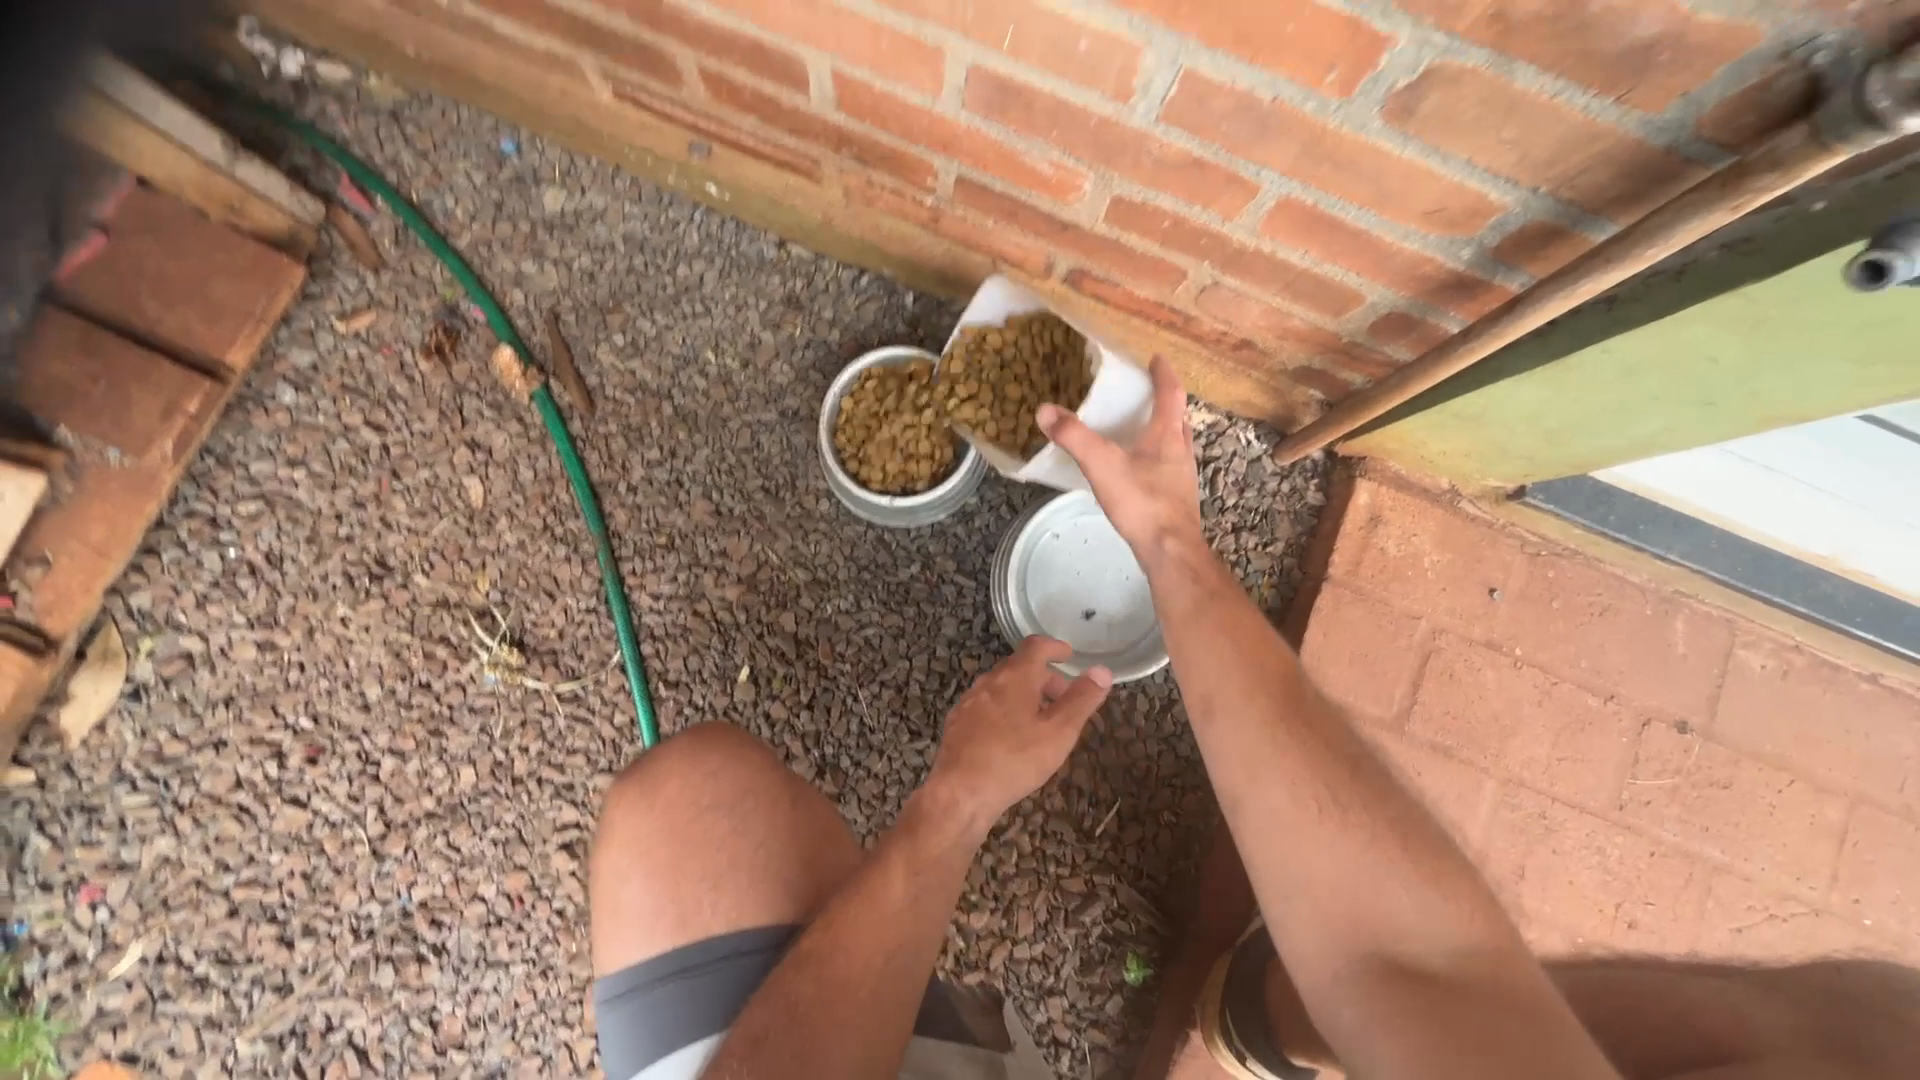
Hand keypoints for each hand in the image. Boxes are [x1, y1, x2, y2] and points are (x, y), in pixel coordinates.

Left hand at [926, 637, 1110, 833]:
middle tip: (1062, 697)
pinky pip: (986, 705)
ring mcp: (969, 702)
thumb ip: (1081, 700)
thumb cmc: (1015, 760)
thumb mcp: (1059, 732)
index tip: (1068, 655)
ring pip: (1001, 687)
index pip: (1035, 646)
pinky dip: (1004, 709)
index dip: (1054, 647)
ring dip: (1023, 694)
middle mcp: (988, 682)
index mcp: (1014, 677)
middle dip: (1043, 676)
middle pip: (1018, 667)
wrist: (961, 792)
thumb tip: (1102, 671)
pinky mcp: (957, 723)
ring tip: (1040, 719)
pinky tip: (1010, 736)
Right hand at [1037, 357, 1202, 567]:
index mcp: (1167, 436)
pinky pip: (1170, 471)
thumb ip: (1074, 437)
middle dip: (1167, 404)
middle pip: (1179, 419)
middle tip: (1150, 396)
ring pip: (1177, 446)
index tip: (1156, 359)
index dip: (1163, 374)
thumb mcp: (1102, 465)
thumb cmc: (1142, 502)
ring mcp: (1183, 479)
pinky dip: (1158, 462)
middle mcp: (1181, 452)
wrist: (1170, 550)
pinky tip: (1140, 474)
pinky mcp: (1178, 501)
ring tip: (1143, 433)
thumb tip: (1045, 410)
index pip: (1171, 394)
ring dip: (1165, 434)